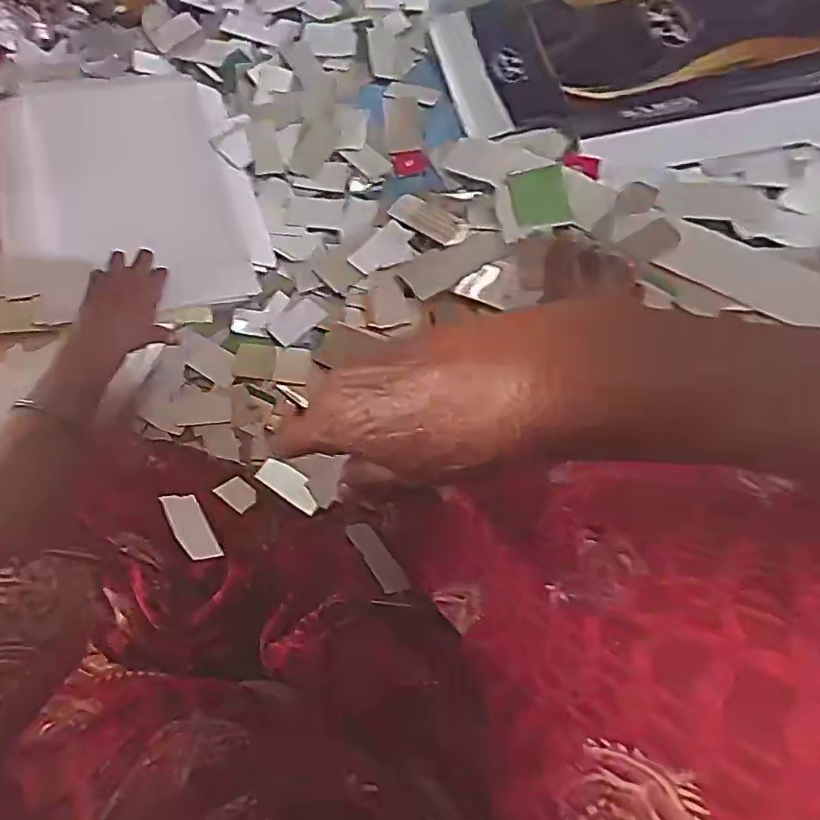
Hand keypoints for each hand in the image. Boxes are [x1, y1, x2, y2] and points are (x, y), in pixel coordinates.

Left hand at [63, 250, 171, 371]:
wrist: (102, 336)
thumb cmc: (129, 334)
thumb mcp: (150, 335)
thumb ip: (163, 333)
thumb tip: (173, 338)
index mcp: (151, 288)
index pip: (160, 273)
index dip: (160, 275)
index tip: (159, 277)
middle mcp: (134, 277)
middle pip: (144, 256)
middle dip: (144, 258)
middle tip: (144, 262)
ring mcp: (114, 276)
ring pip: (118, 256)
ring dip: (120, 260)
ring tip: (120, 264)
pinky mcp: (97, 280)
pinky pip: (98, 271)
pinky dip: (100, 276)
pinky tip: (100, 281)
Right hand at [272, 298, 643, 484]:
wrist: (531, 372)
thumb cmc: (465, 440)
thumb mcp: (417, 475)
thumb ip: (373, 479)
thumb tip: (351, 483)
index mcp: (335, 418)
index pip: (288, 438)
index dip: (293, 455)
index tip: (306, 469)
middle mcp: (344, 378)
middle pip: (321, 409)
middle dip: (334, 433)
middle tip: (362, 460)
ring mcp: (377, 353)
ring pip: (353, 386)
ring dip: (365, 409)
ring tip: (400, 432)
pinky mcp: (410, 337)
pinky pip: (384, 370)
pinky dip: (392, 389)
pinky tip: (429, 402)